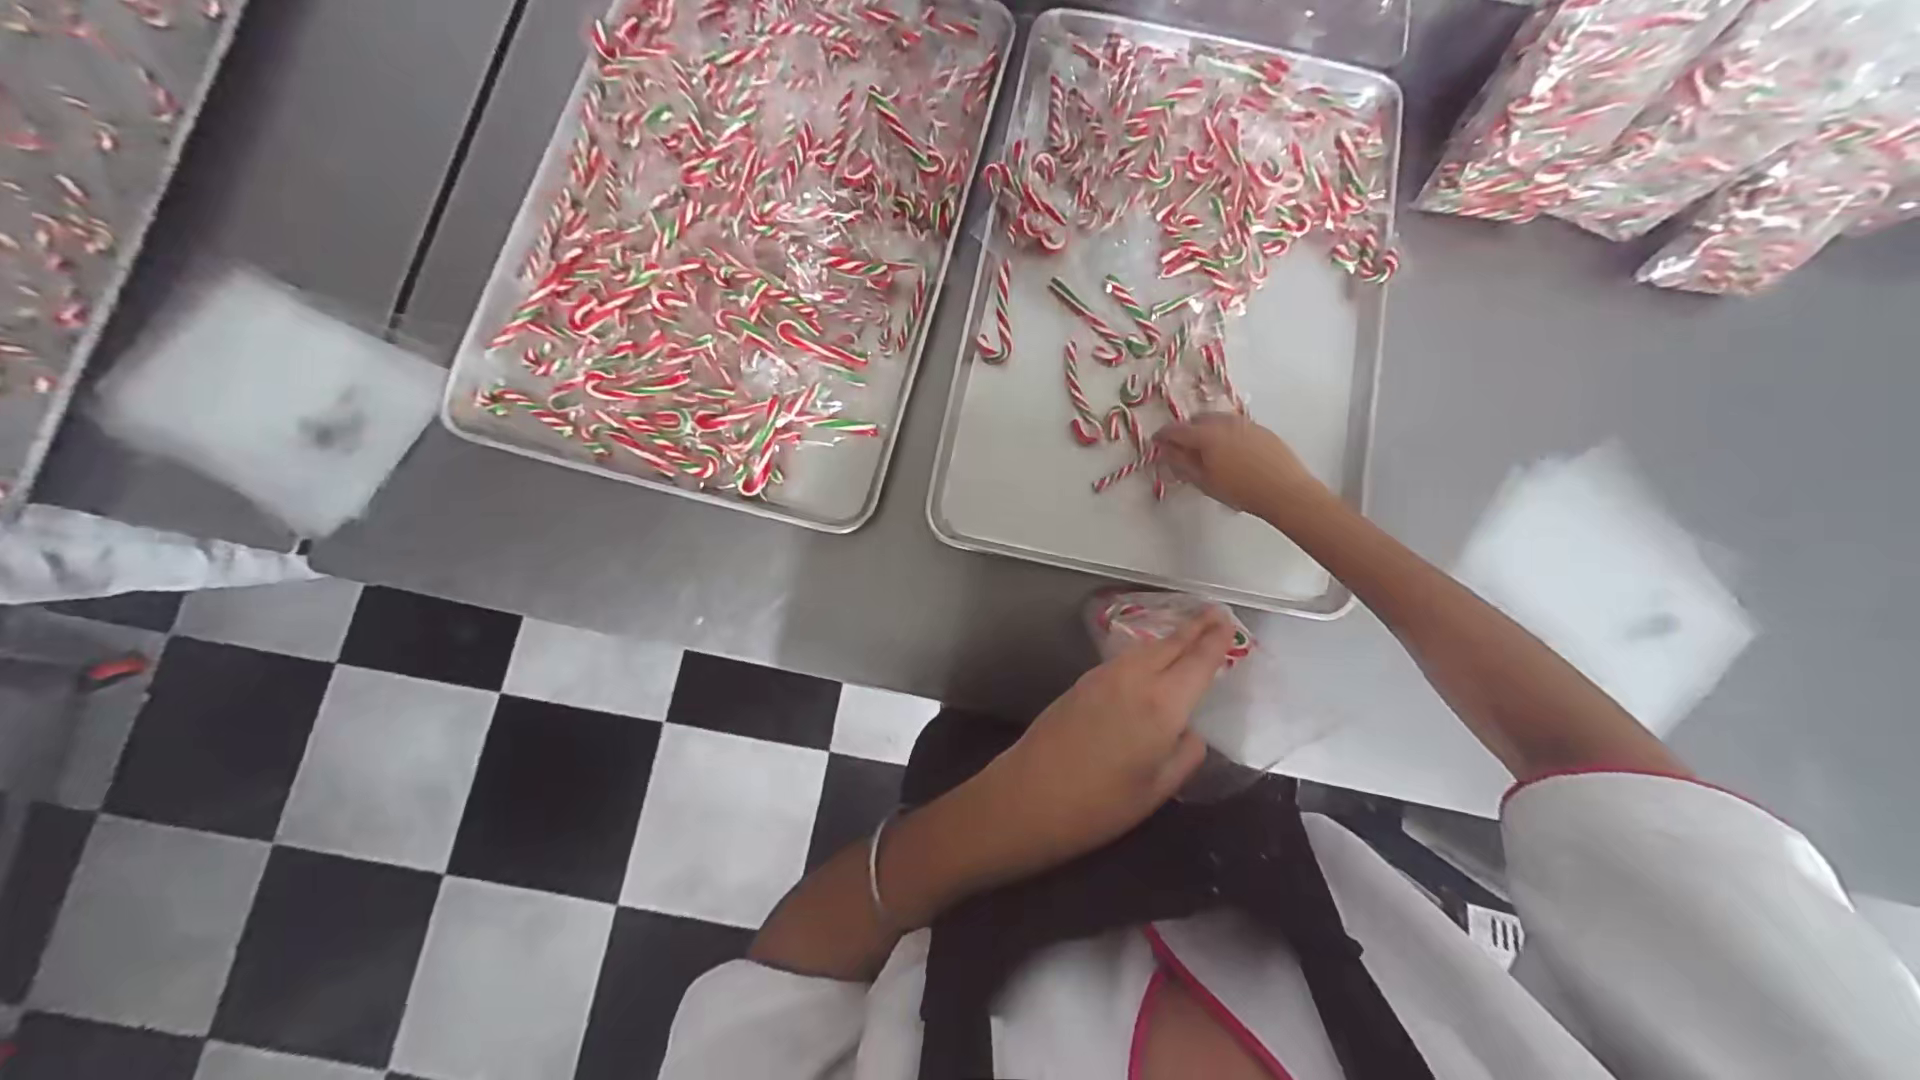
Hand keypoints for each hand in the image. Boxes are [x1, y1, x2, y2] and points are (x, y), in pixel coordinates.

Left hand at [962, 612, 1238, 877]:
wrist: (1027, 797)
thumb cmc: (1099, 805)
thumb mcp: (1157, 790)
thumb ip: (1184, 754)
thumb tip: (1188, 730)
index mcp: (1160, 704)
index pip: (1197, 662)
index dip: (1215, 640)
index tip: (1227, 621)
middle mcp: (1132, 679)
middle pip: (1169, 644)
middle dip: (1194, 627)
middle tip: (1214, 613)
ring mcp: (1101, 677)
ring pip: (1144, 648)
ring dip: (1168, 638)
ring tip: (1187, 634)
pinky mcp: (1080, 683)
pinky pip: (1124, 659)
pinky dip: (1145, 652)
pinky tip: (1149, 660)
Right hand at [1155, 415, 1327, 517]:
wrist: (1285, 490)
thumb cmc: (1240, 490)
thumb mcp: (1204, 481)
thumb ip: (1181, 463)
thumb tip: (1165, 451)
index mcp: (1206, 435)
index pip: (1176, 430)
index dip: (1162, 436)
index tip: (1156, 442)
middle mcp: (1224, 422)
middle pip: (1196, 419)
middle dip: (1184, 430)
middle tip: (1180, 448)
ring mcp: (1244, 423)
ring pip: (1216, 420)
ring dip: (1205, 430)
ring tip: (1205, 451)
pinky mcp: (1260, 429)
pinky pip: (1234, 425)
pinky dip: (1223, 433)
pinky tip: (1228, 452)